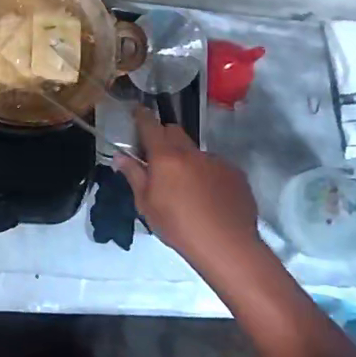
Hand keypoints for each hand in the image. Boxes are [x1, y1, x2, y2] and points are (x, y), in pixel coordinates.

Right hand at [115, 107, 263, 269]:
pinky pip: (215, 166)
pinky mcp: (235, 173)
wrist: (226, 245)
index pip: (151, 126)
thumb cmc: (178, 227)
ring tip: (186, 188)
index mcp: (166, 157)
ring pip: (196, 152)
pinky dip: (207, 175)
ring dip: (187, 160)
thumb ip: (134, 176)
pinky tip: (208, 197)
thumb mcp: (146, 205)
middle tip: (157, 157)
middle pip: (175, 132)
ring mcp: (217, 161)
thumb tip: (120, 157)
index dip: (142, 116)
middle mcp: (192, 152)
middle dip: (164, 137)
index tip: (137, 112)